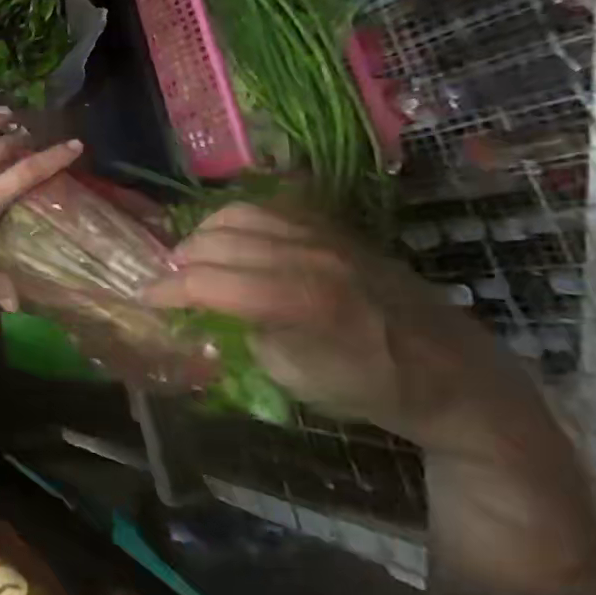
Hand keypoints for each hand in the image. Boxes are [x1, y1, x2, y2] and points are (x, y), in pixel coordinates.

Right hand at [144, 202, 544, 454]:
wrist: (450, 370)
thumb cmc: (370, 387)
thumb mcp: (294, 379)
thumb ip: (248, 334)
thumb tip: (215, 311)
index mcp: (298, 301)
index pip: (209, 283)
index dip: (168, 290)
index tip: (145, 299)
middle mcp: (306, 256)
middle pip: (216, 242)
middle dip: (179, 261)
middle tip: (167, 283)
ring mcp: (322, 235)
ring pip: (238, 215)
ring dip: (202, 234)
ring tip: (191, 258)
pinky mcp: (333, 228)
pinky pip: (270, 207)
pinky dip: (235, 219)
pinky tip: (228, 238)